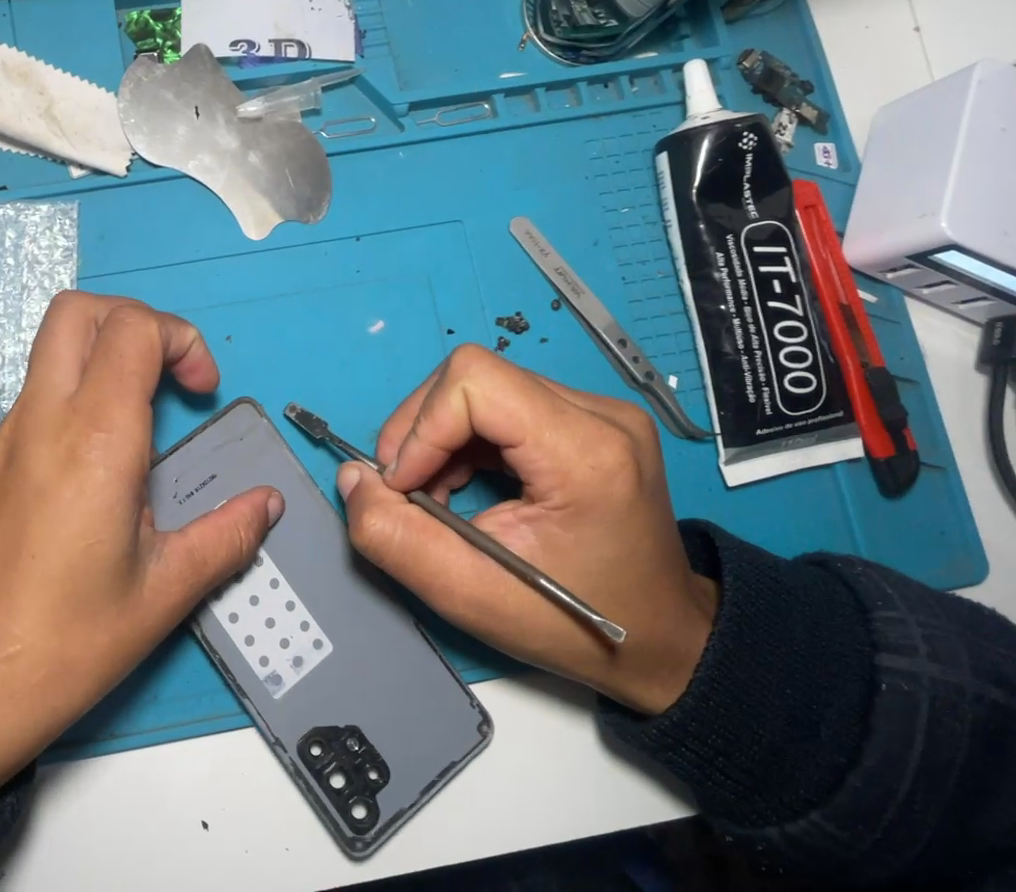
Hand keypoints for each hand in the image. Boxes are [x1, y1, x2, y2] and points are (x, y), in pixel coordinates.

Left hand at [0, 292, 282, 812]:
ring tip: (138, 434)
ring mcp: (0, 438)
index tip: (201, 392)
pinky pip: (31, 401)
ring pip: (48, 352)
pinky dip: (71, 401)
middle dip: (134, 322)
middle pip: (76, 312)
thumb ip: (225, 537)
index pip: (133, 330)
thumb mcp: (161, 595)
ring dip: (100, 361)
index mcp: (94, 440)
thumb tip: (267, 505)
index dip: (181, 339)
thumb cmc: (63, 647)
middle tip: (167, 378)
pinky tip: (91, 476)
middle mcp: (40, 421)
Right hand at [337, 345, 717, 714]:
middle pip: (472, 375)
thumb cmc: (571, 625)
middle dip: (419, 430)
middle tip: (407, 491)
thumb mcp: (467, 595)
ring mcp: (597, 411)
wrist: (661, 639)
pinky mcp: (586, 420)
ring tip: (434, 492)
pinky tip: (460, 482)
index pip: (474, 382)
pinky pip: (499, 403)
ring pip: (480, 385)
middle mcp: (598, 413)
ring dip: (436, 435)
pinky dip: (460, 439)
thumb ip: (392, 537)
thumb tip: (353, 478)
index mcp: (584, 452)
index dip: (420, 428)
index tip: (402, 487)